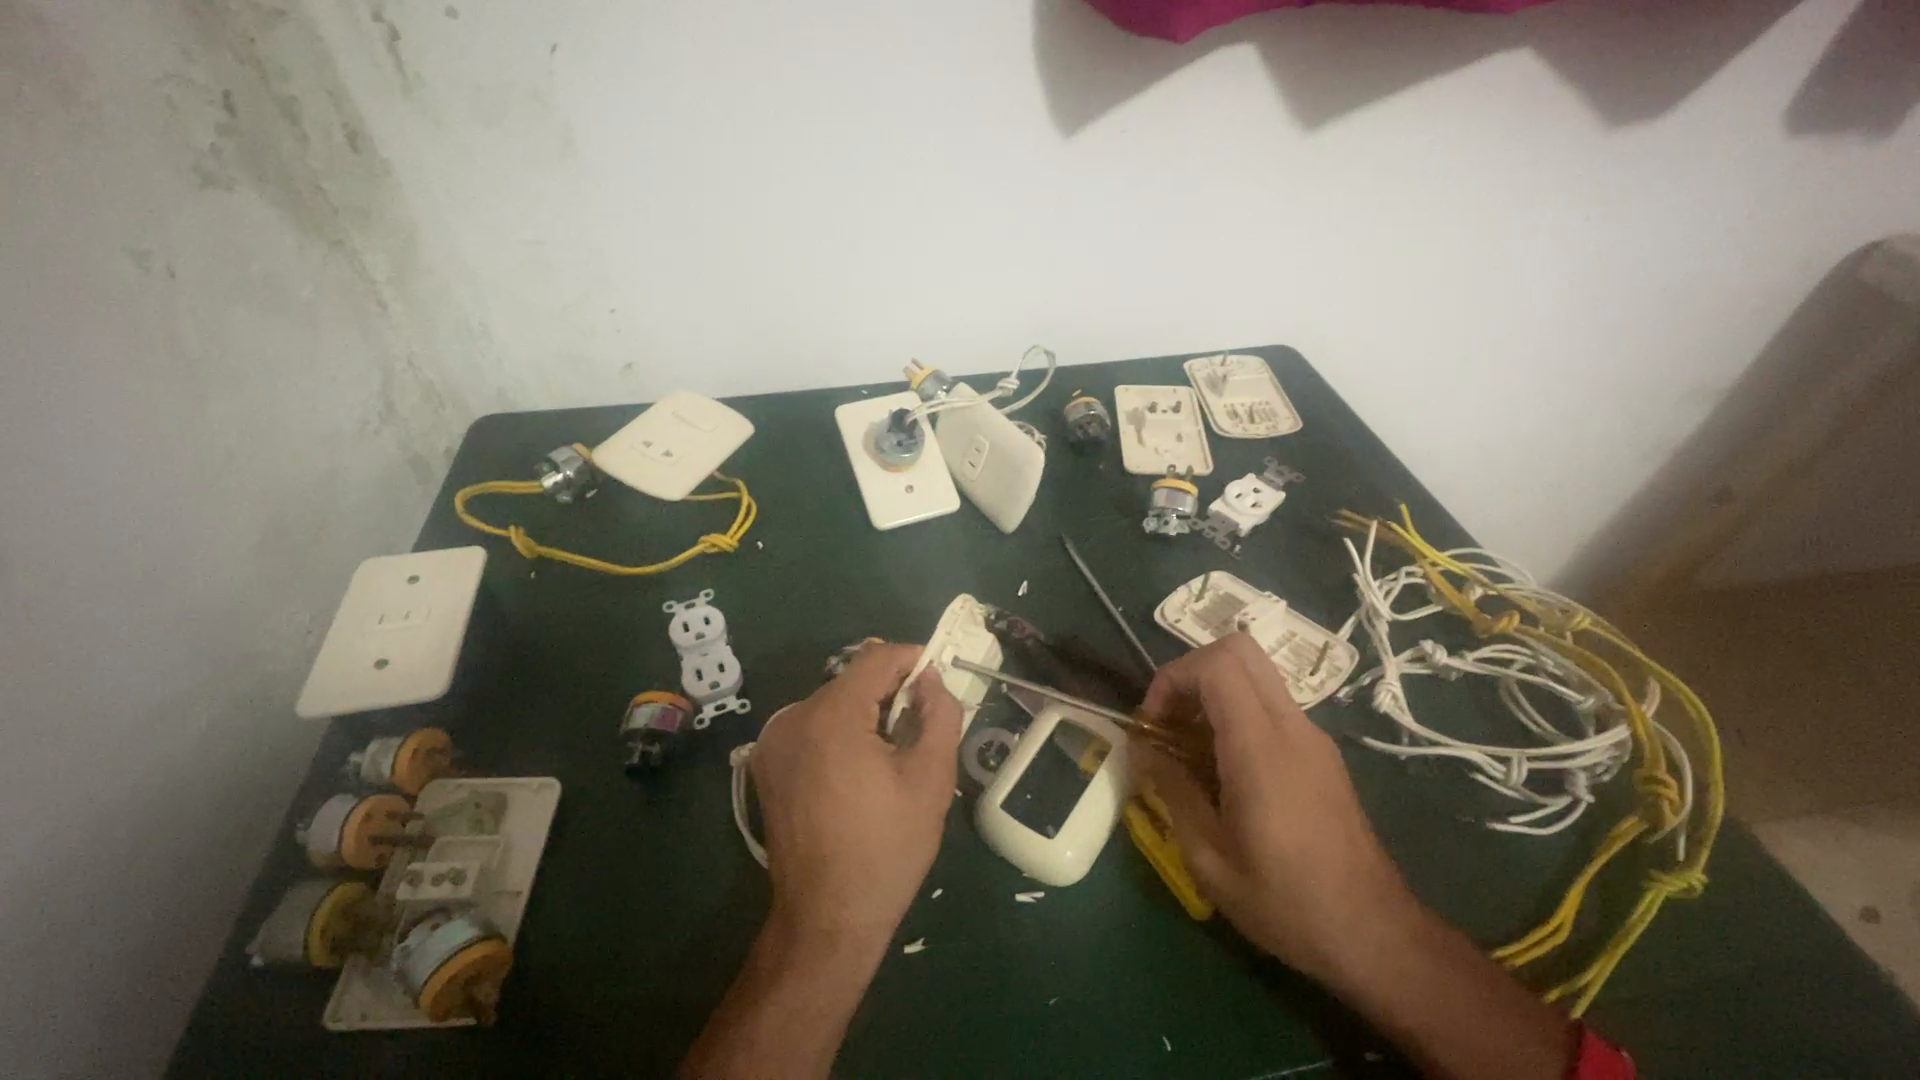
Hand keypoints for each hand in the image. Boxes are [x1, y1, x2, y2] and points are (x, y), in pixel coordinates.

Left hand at [750, 643, 962, 949]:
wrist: (827, 917)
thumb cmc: (887, 848)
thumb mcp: (931, 779)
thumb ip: (940, 715)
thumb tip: (932, 679)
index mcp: (831, 716)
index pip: (876, 658)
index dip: (913, 660)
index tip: (939, 679)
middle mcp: (792, 717)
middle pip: (852, 681)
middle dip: (890, 692)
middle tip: (922, 727)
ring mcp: (772, 742)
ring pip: (831, 704)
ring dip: (865, 714)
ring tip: (891, 756)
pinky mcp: (766, 765)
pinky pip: (811, 728)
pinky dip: (839, 734)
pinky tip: (858, 772)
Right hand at [1136, 634, 1416, 981]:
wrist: (1374, 935)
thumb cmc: (1285, 903)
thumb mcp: (1209, 858)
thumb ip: (1173, 791)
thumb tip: (1143, 749)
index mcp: (1261, 748)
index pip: (1216, 664)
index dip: (1172, 678)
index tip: (1152, 724)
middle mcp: (1292, 728)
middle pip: (1240, 650)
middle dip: (1191, 673)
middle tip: (1168, 722)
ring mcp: (1313, 738)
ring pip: (1257, 674)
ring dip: (1213, 693)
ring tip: (1188, 750)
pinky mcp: (1322, 755)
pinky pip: (1272, 706)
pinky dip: (1236, 714)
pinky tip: (1222, 771)